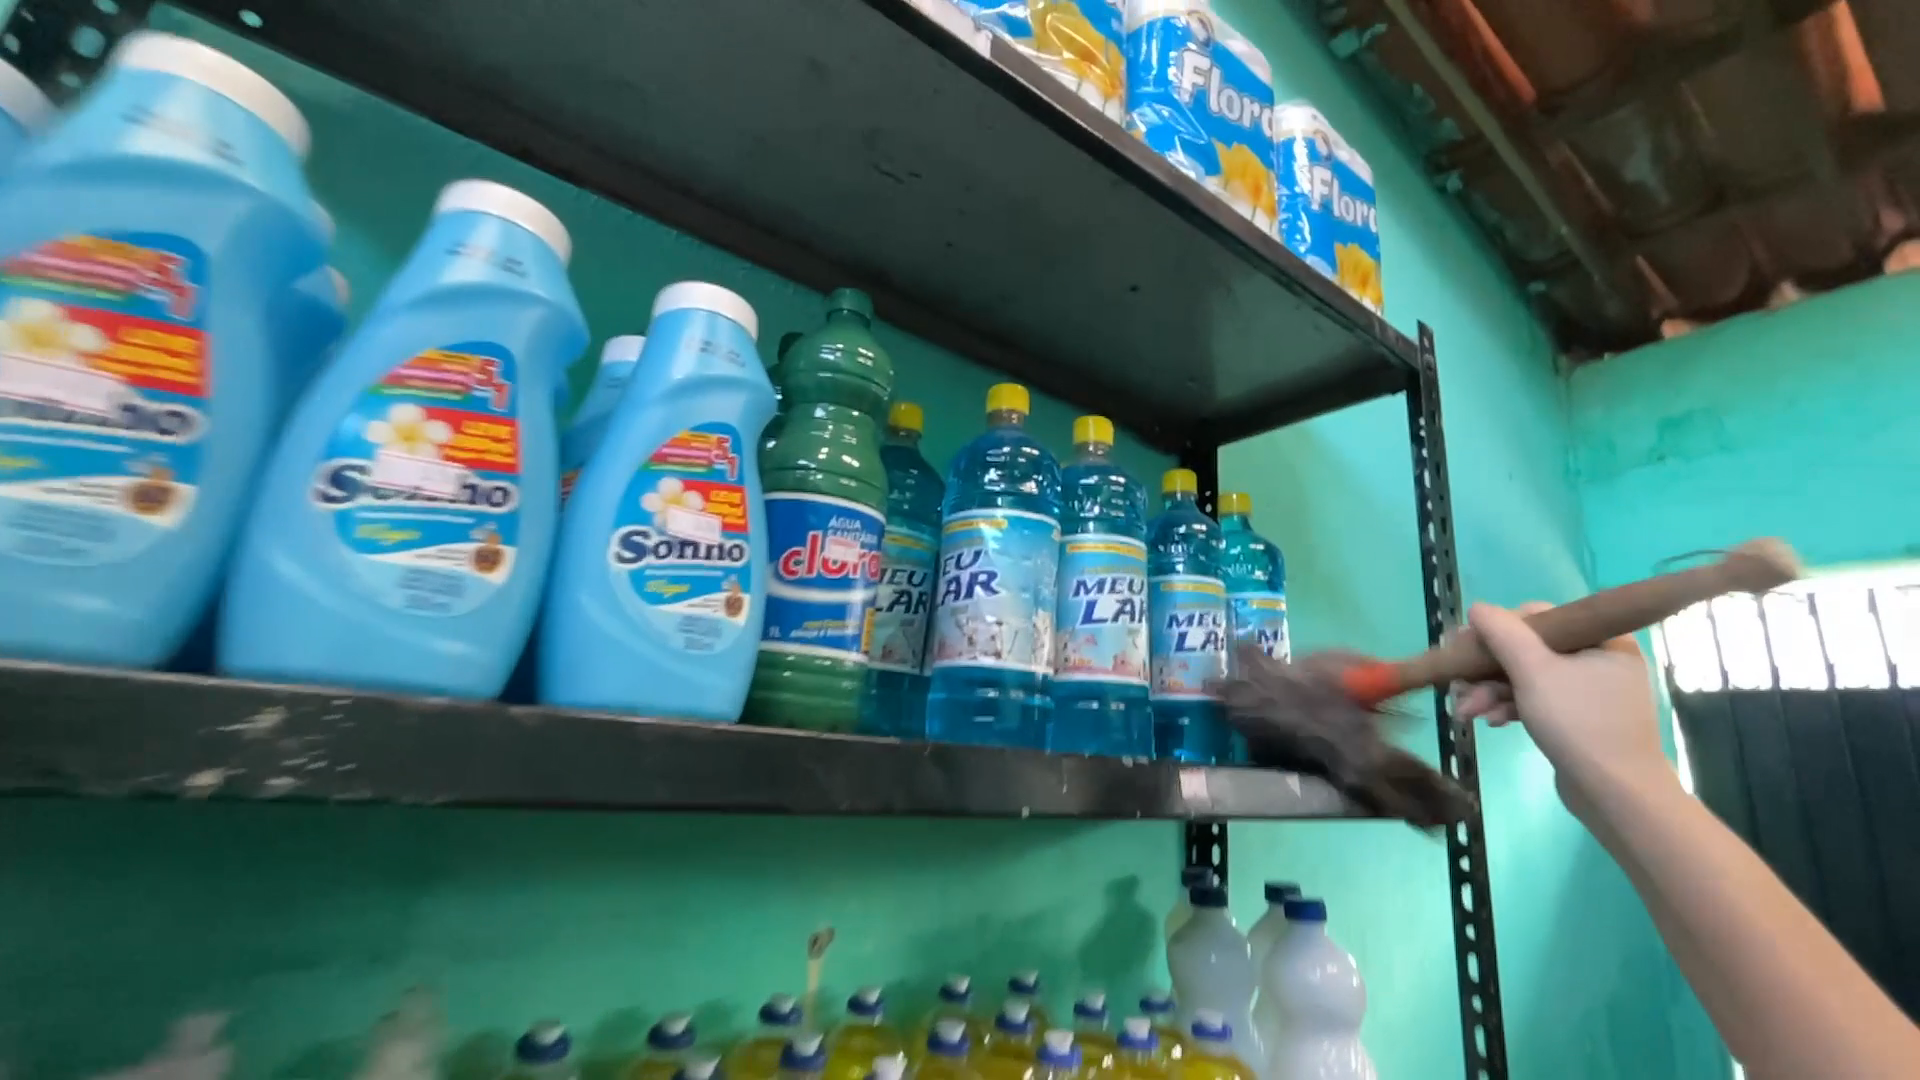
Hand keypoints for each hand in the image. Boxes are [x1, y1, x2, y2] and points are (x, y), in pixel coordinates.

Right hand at [1452, 602, 1676, 814]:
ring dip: (1490, 692)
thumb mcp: (1533, 671)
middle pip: (1527, 650)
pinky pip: (1534, 699)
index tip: (1466, 648)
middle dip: (1486, 671)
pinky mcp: (1578, 717)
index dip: (1498, 629)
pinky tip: (1489, 722)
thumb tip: (1478, 607)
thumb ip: (1503, 633)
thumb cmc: (1578, 723)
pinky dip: (1508, 707)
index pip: (1539, 617)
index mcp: (1603, 640)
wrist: (1614, 793)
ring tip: (1467, 713)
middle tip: (1459, 685)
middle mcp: (1600, 660)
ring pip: (1525, 677)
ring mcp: (1589, 691)